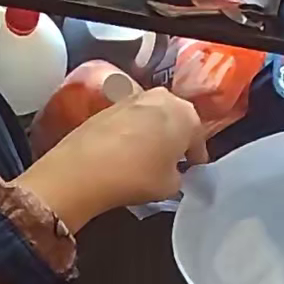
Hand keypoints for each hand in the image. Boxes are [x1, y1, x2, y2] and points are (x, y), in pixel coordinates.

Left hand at [12, 87, 204, 229]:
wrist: (84, 168)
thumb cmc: (137, 176)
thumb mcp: (170, 186)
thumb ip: (178, 175)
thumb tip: (172, 172)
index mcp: (186, 115)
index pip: (198, 137)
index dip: (196, 155)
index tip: (193, 167)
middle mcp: (162, 98)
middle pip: (175, 118)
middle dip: (175, 136)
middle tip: (171, 159)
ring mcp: (132, 98)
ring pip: (151, 115)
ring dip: (152, 130)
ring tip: (147, 154)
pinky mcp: (107, 105)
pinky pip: (129, 118)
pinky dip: (130, 130)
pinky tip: (124, 149)